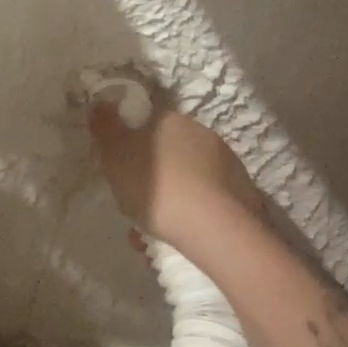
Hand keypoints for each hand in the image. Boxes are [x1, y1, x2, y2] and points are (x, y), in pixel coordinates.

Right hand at [87, 95, 265, 251]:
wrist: (218, 233)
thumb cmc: (158, 186)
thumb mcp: (115, 153)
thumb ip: (105, 126)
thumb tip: (100, 104)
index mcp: (174, 121)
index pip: (149, 124)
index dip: (132, 146)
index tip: (121, 170)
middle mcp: (205, 137)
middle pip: (170, 155)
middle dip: (153, 177)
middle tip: (135, 205)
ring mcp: (231, 169)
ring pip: (190, 183)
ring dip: (172, 202)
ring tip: (154, 235)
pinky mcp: (246, 202)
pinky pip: (209, 207)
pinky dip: (194, 220)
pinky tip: (180, 242)